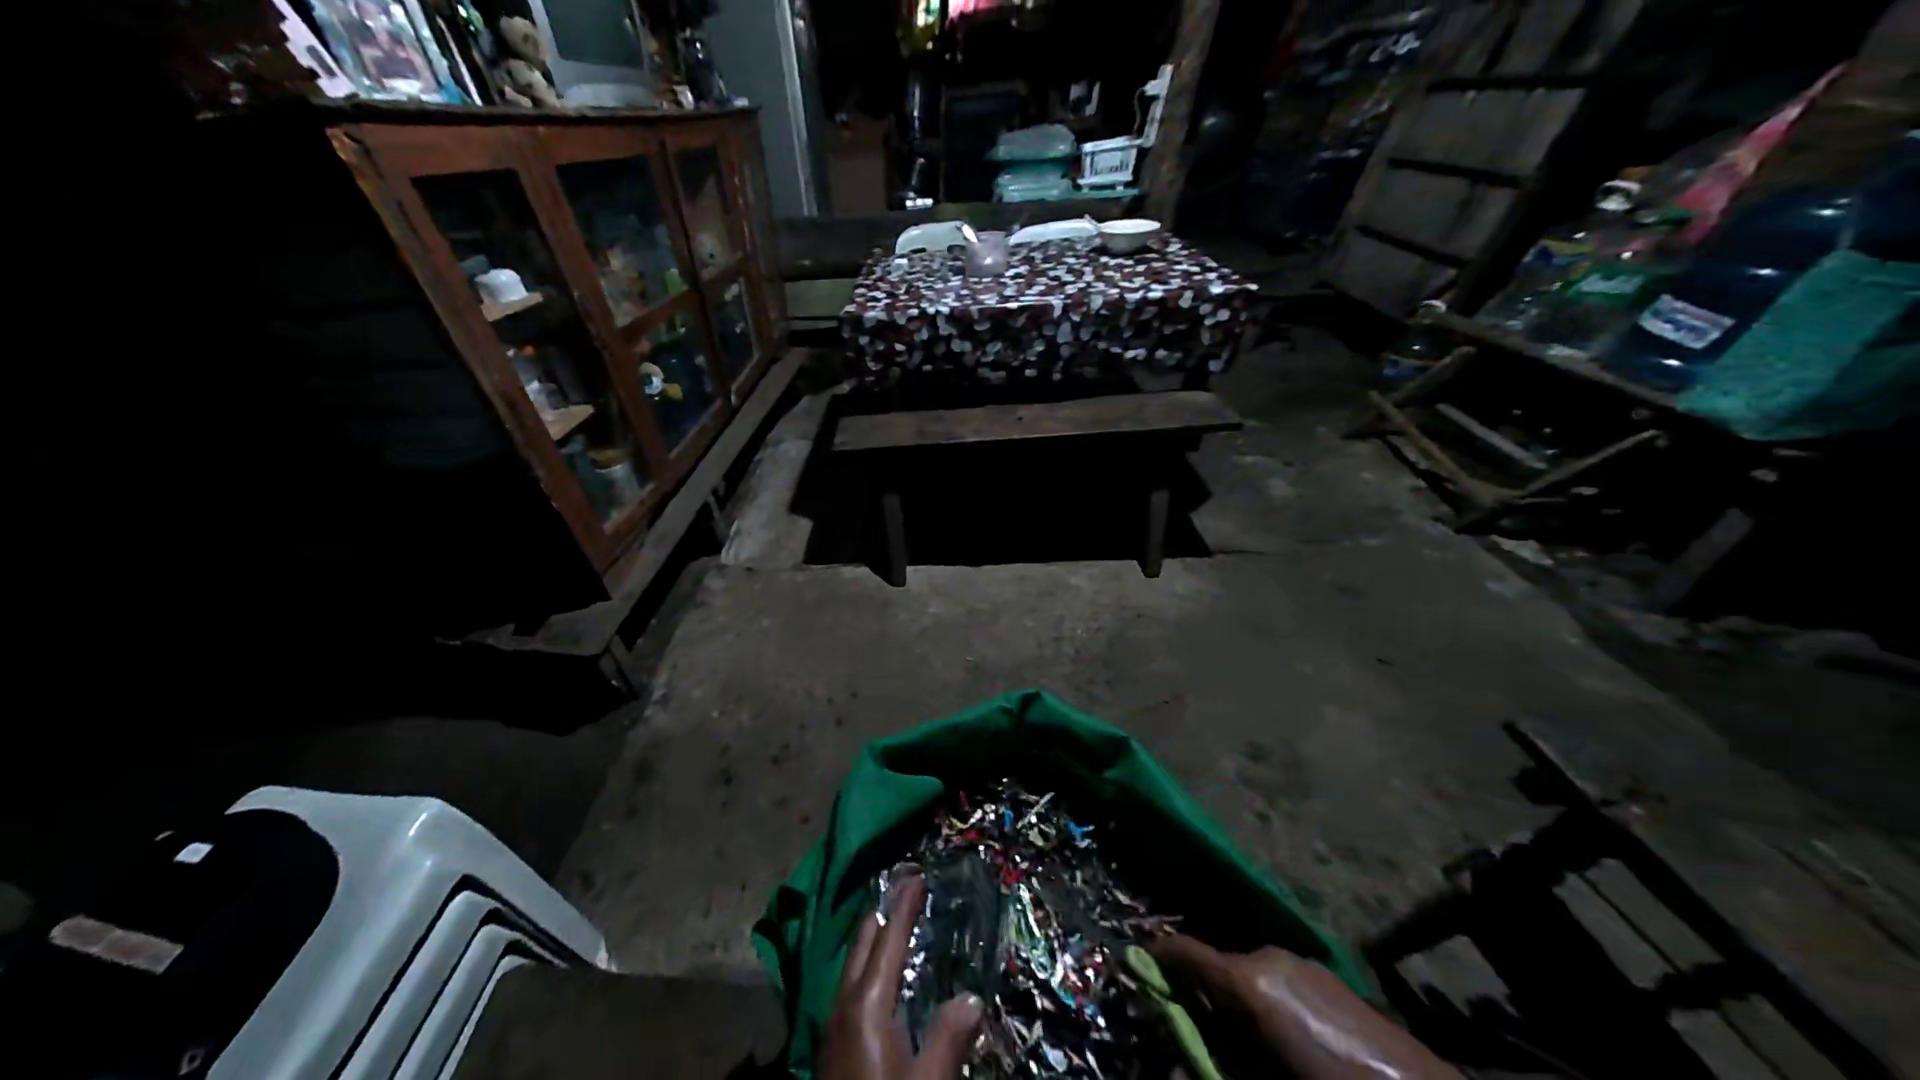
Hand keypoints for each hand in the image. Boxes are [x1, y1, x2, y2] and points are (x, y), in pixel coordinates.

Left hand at [820, 876, 985, 1079]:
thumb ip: (948, 1039)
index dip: (903, 908)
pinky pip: (849, 987)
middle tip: (905, 888)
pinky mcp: (831, 1046)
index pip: (889, 942)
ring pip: (852, 965)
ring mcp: (832, 1025)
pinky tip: (878, 978)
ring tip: (892, 921)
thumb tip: (970, 997)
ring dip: (872, 939)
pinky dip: (866, 966)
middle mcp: (843, 1005)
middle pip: (862, 945)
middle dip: (883, 913)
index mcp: (867, 1005)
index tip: (916, 876)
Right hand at [1149, 935, 1461, 1079]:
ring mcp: (1298, 962)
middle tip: (1193, 1021)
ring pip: (1245, 972)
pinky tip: (1279, 1031)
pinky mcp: (1322, 974)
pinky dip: (1262, 997)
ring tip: (1240, 1034)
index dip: (1156, 955)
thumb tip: (1181, 1034)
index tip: (1136, 962)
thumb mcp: (1257, 1074)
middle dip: (1198, 989)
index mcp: (1248, 979)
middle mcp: (1267, 957)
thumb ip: (1213, 1051)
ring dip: (1232, 996)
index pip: (1186, 952)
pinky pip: (1274, 978)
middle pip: (1215, 964)